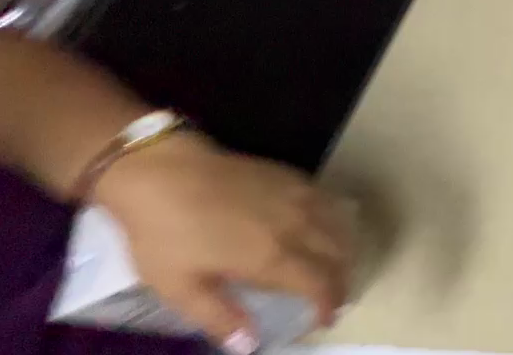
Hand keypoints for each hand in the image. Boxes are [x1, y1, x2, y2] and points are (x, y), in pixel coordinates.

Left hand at [93, 132, 352, 353]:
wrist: (171, 175)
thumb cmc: (168, 236)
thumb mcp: (179, 287)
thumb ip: (218, 316)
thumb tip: (249, 345)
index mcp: (271, 257)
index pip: (318, 283)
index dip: (328, 304)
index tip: (327, 320)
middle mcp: (299, 227)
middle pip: (338, 255)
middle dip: (342, 280)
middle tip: (335, 299)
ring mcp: (304, 200)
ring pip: (341, 229)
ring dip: (345, 253)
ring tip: (337, 269)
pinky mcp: (301, 181)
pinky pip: (333, 206)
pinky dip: (339, 225)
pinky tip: (327, 232)